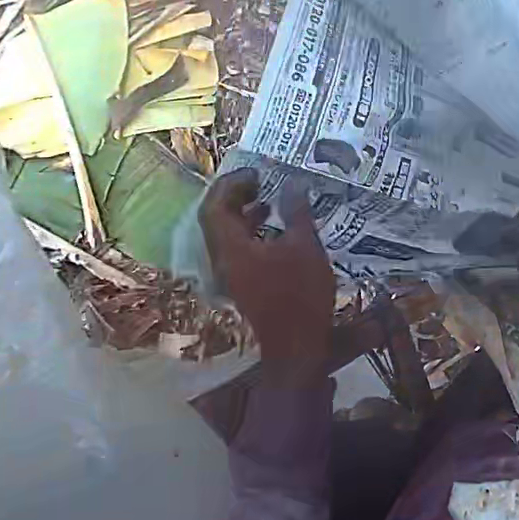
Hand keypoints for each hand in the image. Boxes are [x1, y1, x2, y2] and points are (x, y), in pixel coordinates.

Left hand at [199, 169, 334, 384]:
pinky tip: (277, 227)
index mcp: (230, 248)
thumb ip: (296, 211)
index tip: (256, 173)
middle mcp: (223, 260)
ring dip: (243, 213)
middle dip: (234, 195)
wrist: (298, 347)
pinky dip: (251, 231)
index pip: (214, 206)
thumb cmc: (300, 293)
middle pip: (215, 219)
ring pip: (227, 234)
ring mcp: (231, 274)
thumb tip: (293, 183)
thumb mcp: (305, 246)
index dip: (231, 184)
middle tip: (259, 180)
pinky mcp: (244, 284)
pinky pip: (238, 248)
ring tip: (269, 198)